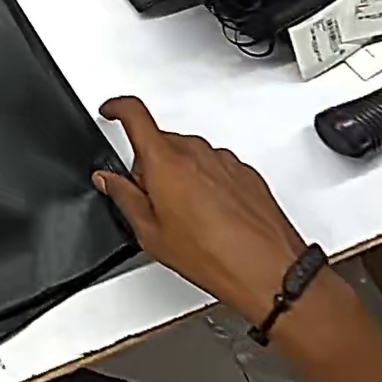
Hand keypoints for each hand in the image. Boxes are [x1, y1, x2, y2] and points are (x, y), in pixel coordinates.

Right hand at [91, 96, 308, 322]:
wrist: (273, 275)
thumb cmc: (215, 256)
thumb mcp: (151, 234)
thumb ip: (123, 196)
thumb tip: (108, 179)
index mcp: (164, 159)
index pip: (133, 112)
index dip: (117, 107)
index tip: (111, 111)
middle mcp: (194, 150)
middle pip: (161, 141)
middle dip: (151, 163)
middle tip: (154, 199)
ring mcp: (222, 159)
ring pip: (189, 154)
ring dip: (182, 173)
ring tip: (190, 216)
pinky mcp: (245, 171)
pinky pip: (216, 166)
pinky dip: (208, 182)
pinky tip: (214, 217)